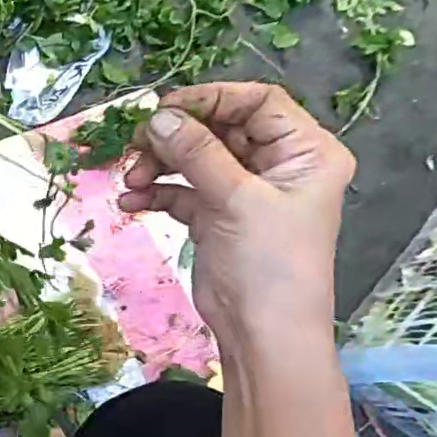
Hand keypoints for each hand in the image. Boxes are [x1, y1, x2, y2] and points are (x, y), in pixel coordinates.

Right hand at [119, 83, 354, 351]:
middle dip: (177, 138)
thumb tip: (157, 117)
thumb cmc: (269, 264)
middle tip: (138, 145)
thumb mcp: (237, 200)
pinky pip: (183, 192)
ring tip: (132, 180)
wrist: (262, 336)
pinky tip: (131, 202)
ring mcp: (244, 193)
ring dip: (160, 166)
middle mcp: (277, 166)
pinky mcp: (217, 217)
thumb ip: (197, 153)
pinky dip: (157, 194)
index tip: (166, 108)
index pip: (258, 104)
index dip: (212, 100)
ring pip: (197, 160)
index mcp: (305, 152)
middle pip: (221, 130)